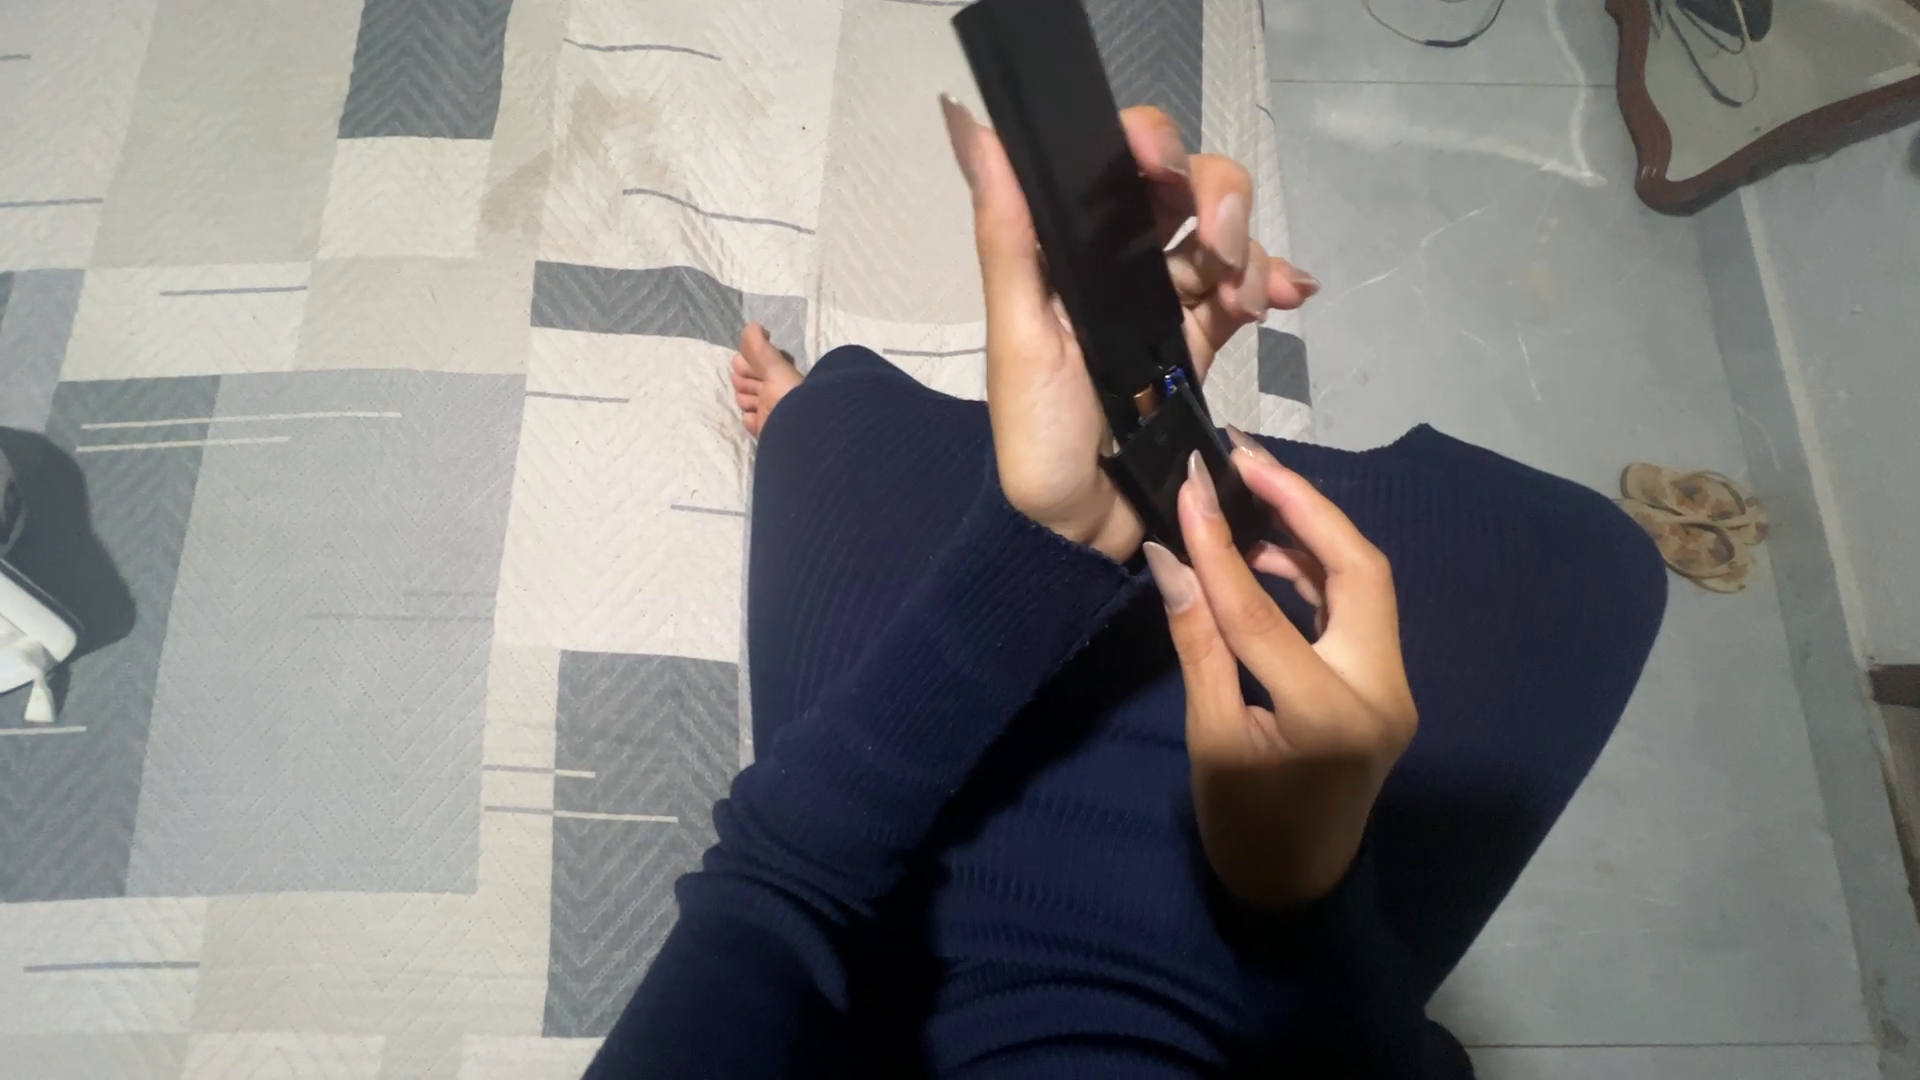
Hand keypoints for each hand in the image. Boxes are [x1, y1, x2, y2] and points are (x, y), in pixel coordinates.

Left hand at [941, 97, 1319, 561]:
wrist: (1081, 523)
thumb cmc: (1040, 434)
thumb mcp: (1018, 337)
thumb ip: (1008, 240)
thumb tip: (977, 133)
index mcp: (1065, 258)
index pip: (1112, 172)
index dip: (1147, 150)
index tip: (1163, 170)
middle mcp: (1113, 272)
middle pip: (1180, 193)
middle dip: (1216, 198)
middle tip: (1222, 245)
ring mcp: (1159, 307)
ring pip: (1220, 240)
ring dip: (1250, 249)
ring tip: (1253, 295)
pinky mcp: (1194, 345)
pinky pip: (1238, 295)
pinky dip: (1269, 285)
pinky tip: (1286, 298)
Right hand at [1143, 431, 1416, 908]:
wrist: (1298, 886)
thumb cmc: (1243, 825)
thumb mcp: (1207, 738)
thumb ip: (1196, 643)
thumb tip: (1171, 560)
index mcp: (1327, 713)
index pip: (1261, 609)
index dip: (1218, 543)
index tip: (1190, 485)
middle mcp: (1380, 689)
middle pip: (1358, 569)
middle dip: (1304, 504)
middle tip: (1248, 458)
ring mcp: (1392, 686)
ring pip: (1363, 582)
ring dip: (1311, 530)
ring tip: (1253, 491)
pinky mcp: (1381, 684)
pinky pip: (1354, 608)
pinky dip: (1313, 570)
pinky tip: (1269, 553)